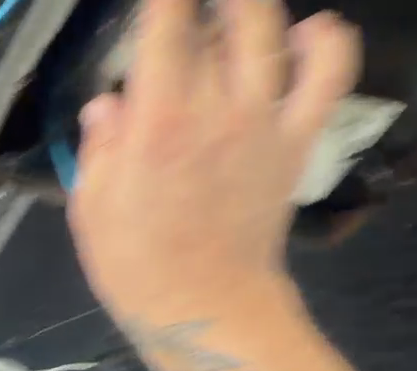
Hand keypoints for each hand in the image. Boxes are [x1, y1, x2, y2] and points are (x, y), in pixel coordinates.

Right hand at [68, 0, 359, 326]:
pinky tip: (310, 28)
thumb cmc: (129, 258)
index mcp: (155, 126)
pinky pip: (327, 70)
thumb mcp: (90, 207)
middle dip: (206, 3)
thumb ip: (99, 148)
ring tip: (234, 5)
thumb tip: (107, 105)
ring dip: (252, 10)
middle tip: (190, 2)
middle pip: (221, 28)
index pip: (162, 39)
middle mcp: (216, 108)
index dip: (161, 5)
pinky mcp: (298, 134)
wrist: (198, 296)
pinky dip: (324, 39)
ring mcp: (265, 118)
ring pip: (270, 36)